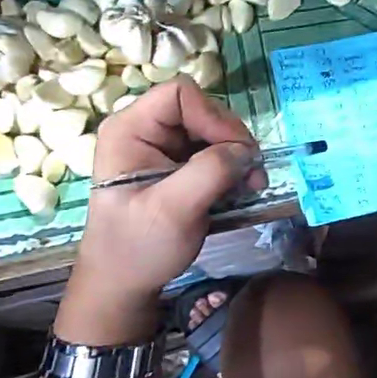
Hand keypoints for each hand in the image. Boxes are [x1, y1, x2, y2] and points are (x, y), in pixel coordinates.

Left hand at [64, 78, 260, 341]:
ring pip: (213, 130)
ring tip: (251, 186)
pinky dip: (233, 167)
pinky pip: (214, 150)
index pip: (180, 94)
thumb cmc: (138, 247)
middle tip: (252, 175)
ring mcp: (162, 147)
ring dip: (237, 155)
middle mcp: (145, 129)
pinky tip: (241, 189)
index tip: (235, 152)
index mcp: (130, 129)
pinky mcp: (177, 165)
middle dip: (231, 139)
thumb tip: (246, 150)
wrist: (124, 283)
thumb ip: (209, 173)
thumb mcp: (173, 211)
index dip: (213, 117)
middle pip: (202, 110)